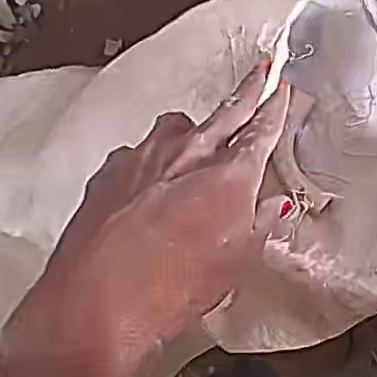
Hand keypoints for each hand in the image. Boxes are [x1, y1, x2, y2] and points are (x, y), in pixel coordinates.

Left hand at [0, 64, 292, 376]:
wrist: (97, 303)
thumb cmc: (175, 289)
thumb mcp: (237, 262)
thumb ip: (259, 223)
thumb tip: (270, 206)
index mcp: (230, 173)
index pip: (261, 128)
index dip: (274, 106)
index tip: (279, 89)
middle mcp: (188, 152)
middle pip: (226, 112)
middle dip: (247, 90)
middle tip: (261, 73)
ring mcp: (145, 156)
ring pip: (178, 128)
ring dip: (195, 130)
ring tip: (200, 146)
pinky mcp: (111, 170)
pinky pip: (141, 152)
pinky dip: (154, 160)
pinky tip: (152, 184)